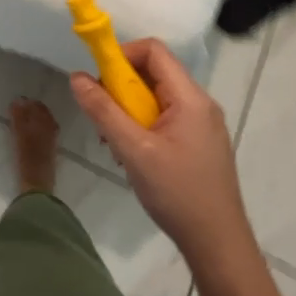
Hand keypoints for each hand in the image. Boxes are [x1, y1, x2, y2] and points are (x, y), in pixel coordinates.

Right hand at [69, 39, 252, 259]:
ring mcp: (200, 125)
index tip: (98, 80)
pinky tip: (131, 156)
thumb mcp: (133, 150)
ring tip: (115, 143)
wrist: (218, 244)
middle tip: (102, 118)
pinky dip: (140, 126)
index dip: (121, 55)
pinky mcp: (197, 143)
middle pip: (152, 73)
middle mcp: (199, 105)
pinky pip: (163, 118)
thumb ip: (103, 110)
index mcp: (190, 99)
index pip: (153, 51)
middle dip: (119, 88)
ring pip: (154, 97)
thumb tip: (77, 77)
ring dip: (126, 111)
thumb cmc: (177, 193)